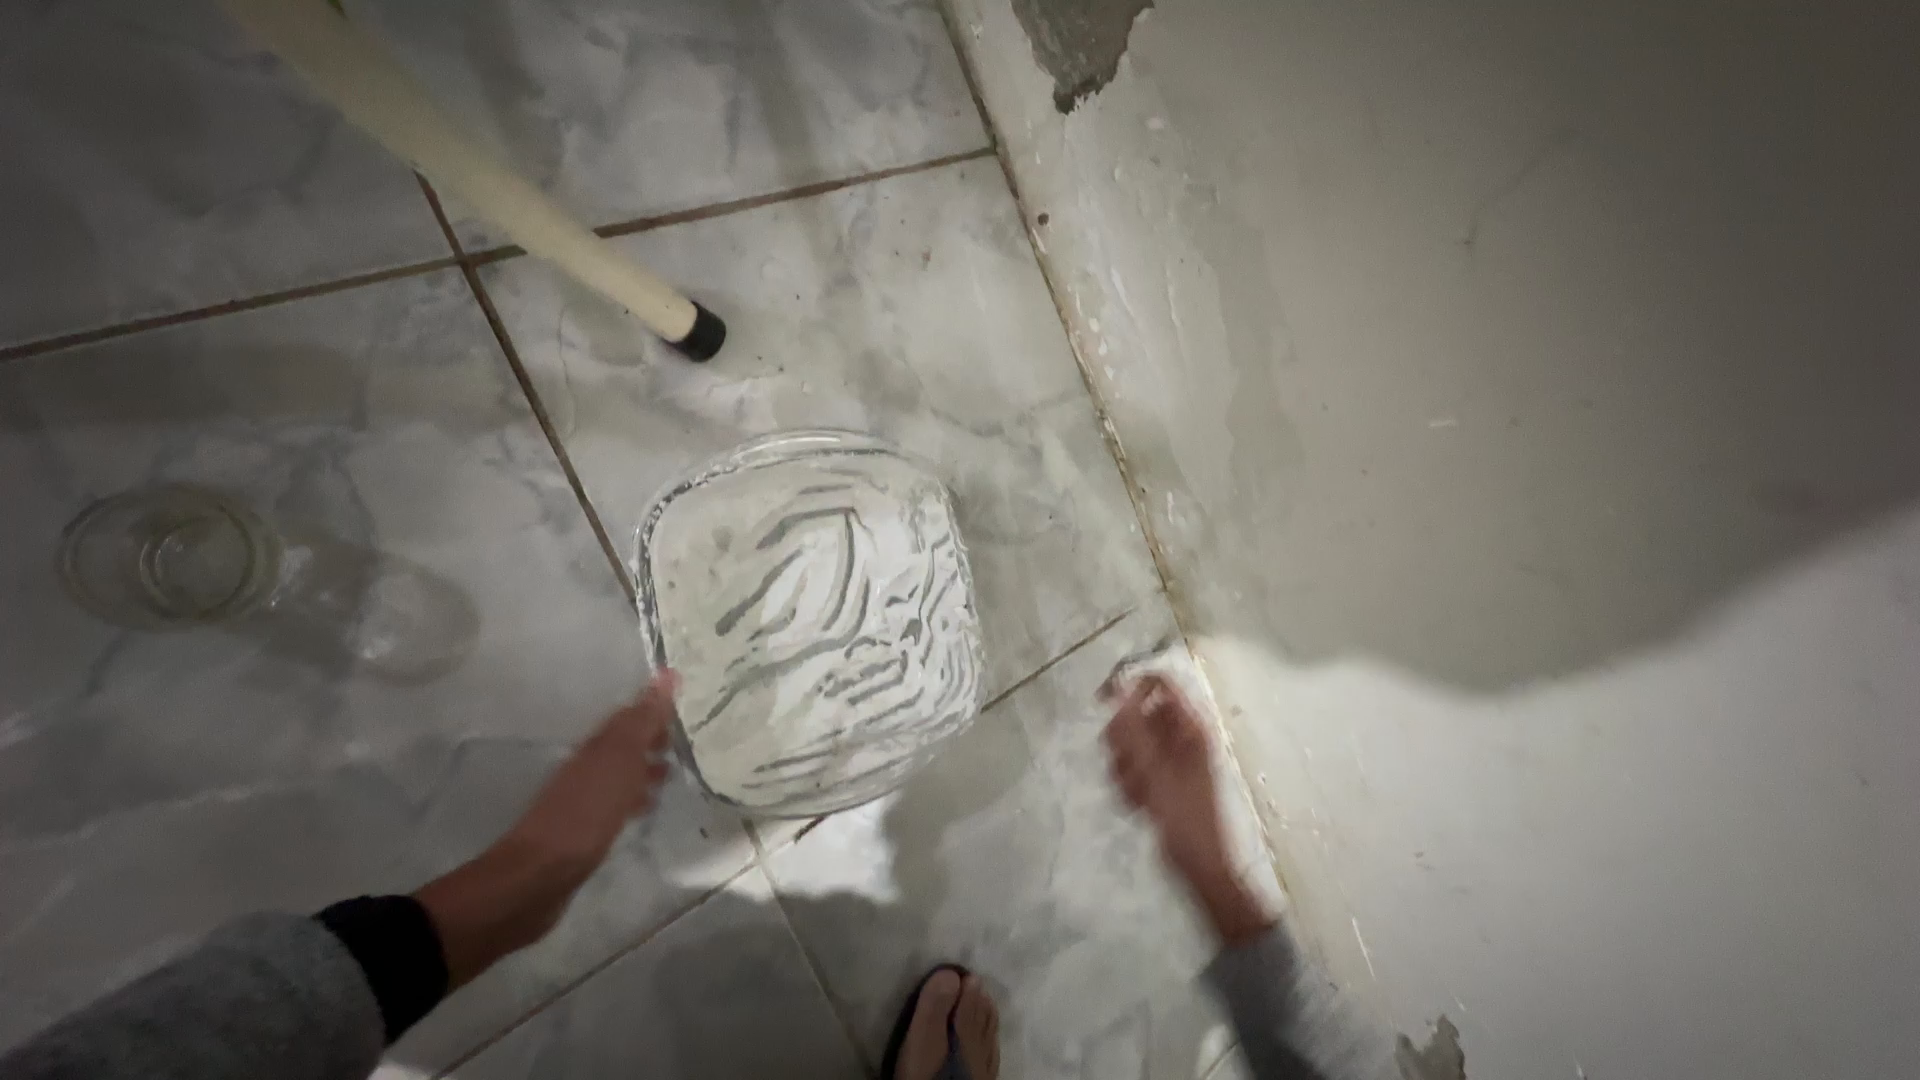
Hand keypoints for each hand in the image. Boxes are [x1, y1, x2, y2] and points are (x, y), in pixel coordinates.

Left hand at [417, 670, 679, 986]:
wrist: (539, 876)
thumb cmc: (585, 813)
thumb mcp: (620, 760)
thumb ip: (643, 720)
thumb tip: (667, 673)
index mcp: (596, 746)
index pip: (629, 716)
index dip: (654, 707)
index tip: (685, 702)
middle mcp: (588, 766)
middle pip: (624, 743)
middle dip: (652, 737)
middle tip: (686, 737)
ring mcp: (583, 798)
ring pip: (621, 772)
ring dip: (645, 767)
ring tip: (675, 770)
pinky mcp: (584, 829)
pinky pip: (617, 801)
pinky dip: (635, 796)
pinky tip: (646, 807)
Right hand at [1102, 672, 1271, 944]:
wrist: (1203, 867)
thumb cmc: (1187, 819)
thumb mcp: (1156, 771)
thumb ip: (1134, 727)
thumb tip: (1117, 689)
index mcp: (1192, 724)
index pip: (1158, 681)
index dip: (1129, 684)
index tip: (1102, 701)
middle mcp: (1182, 734)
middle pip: (1136, 710)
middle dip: (1123, 739)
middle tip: (1128, 766)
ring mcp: (1171, 755)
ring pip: (1129, 739)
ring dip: (1124, 765)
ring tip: (1137, 794)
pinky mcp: (1159, 775)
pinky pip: (1130, 763)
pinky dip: (1128, 781)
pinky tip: (1138, 803)